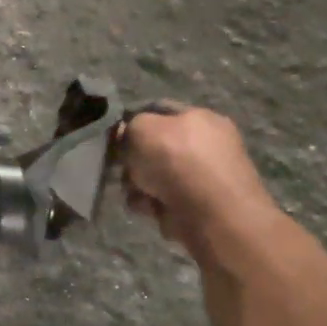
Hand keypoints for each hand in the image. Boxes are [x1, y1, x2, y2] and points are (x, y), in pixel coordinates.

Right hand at [121, 101, 280, 255]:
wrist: (212, 215)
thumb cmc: (176, 160)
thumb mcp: (140, 127)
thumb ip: (129, 126)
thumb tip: (128, 138)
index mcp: (201, 118)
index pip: (158, 110)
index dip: (132, 121)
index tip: (114, 137)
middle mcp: (208, 145)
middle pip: (155, 146)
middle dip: (134, 159)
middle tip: (122, 167)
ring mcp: (207, 178)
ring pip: (156, 174)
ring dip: (139, 183)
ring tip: (136, 192)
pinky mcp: (203, 207)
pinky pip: (165, 199)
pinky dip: (152, 204)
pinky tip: (148, 207)